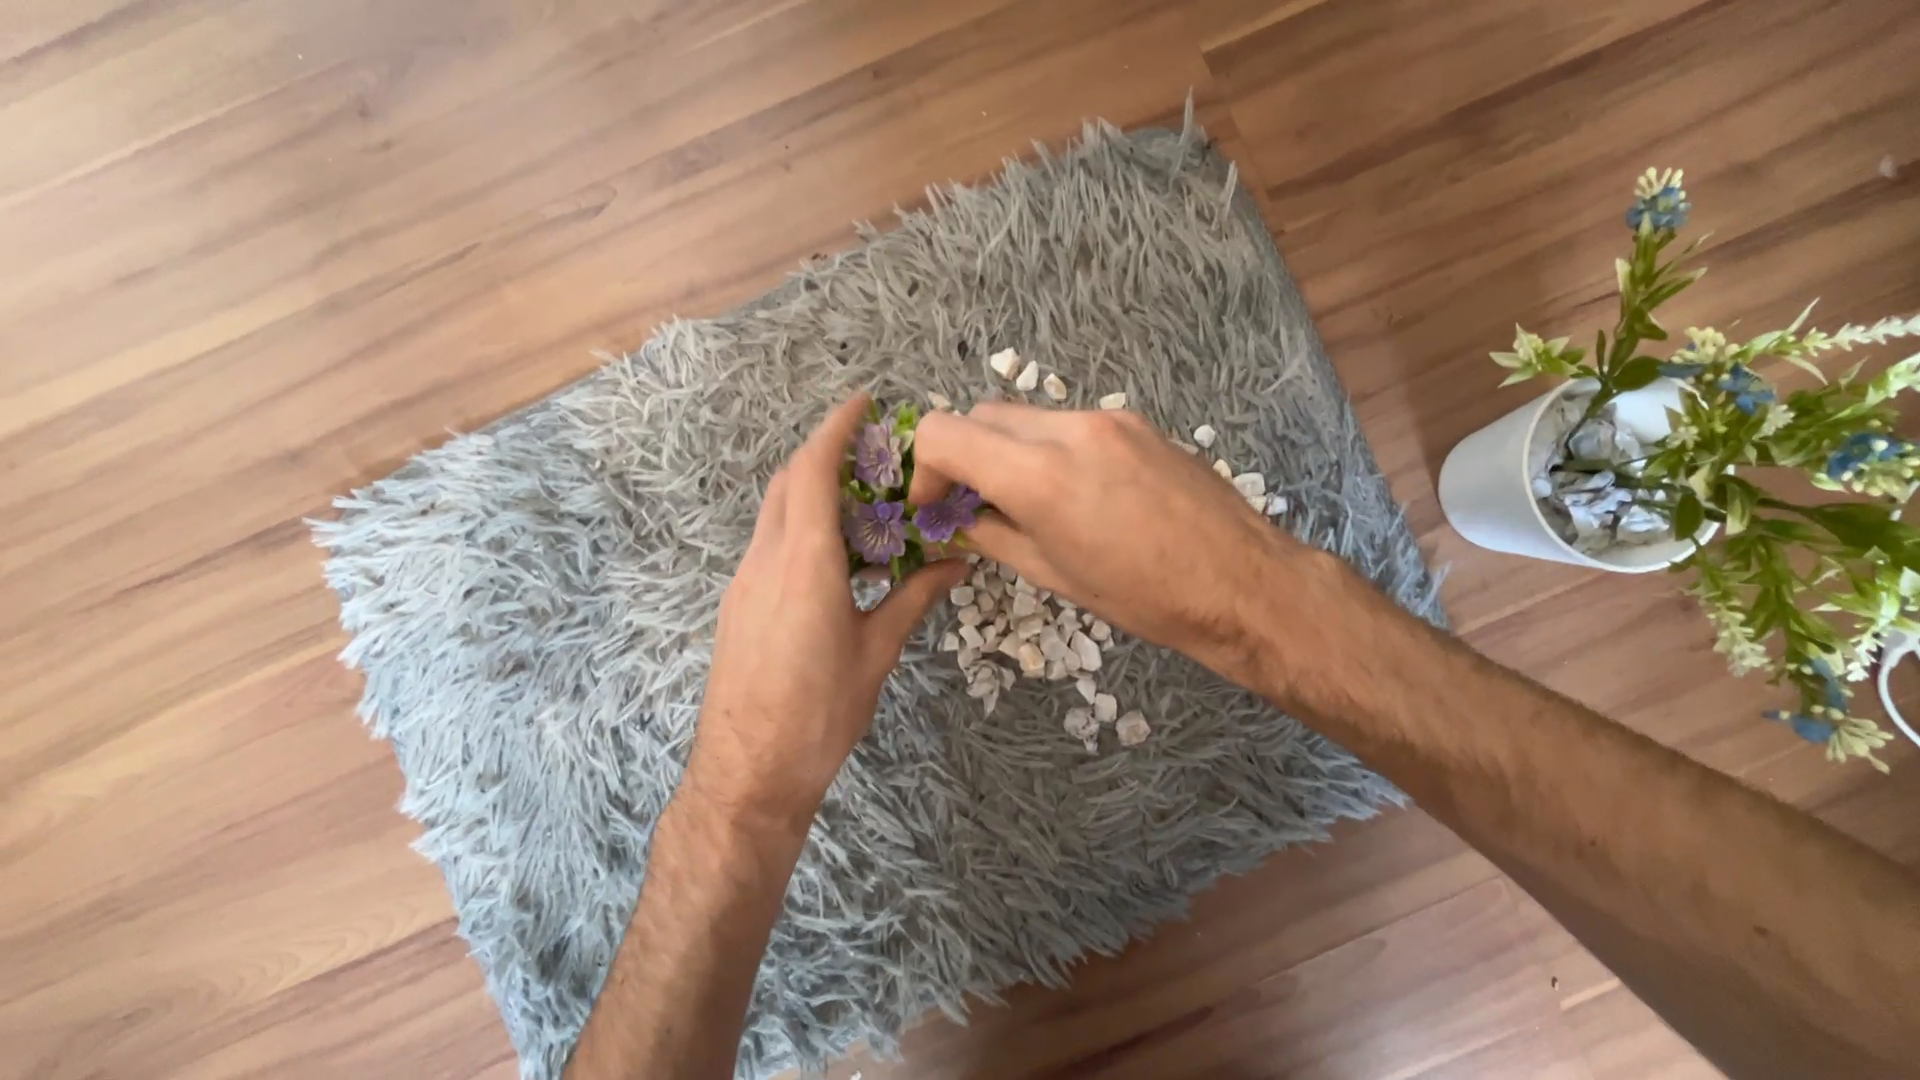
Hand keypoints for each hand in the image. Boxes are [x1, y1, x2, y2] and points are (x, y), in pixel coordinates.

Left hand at [684, 396, 966, 830]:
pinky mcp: (737, 604)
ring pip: (773, 512)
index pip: (814, 471)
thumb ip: (914, 599)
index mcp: (805, 563)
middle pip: (788, 481)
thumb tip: (956, 562)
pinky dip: (798, 526)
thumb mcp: (876, 653)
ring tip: (859, 498)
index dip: (836, 428)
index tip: (863, 402)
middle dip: (824, 452)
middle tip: (870, 449)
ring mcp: (743, 582)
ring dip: (810, 490)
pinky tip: (833, 552)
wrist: (747, 773)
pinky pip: (768, 544)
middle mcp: (766, 560)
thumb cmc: (820, 715)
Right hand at [910, 403, 1325, 686]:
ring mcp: (1106, 419)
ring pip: (1025, 417)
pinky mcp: (1135, 421)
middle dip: (963, 457)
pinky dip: (1048, 448)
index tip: (936, 505)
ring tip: (1026, 502)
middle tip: (972, 505)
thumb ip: (994, 537)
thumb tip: (960, 522)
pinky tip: (1075, 491)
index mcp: (1040, 476)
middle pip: (980, 415)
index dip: (924, 469)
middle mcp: (1068, 430)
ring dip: (1007, 451)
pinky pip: (1068, 423)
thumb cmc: (1146, 598)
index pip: (943, 433)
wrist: (1243, 582)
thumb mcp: (1055, 575)